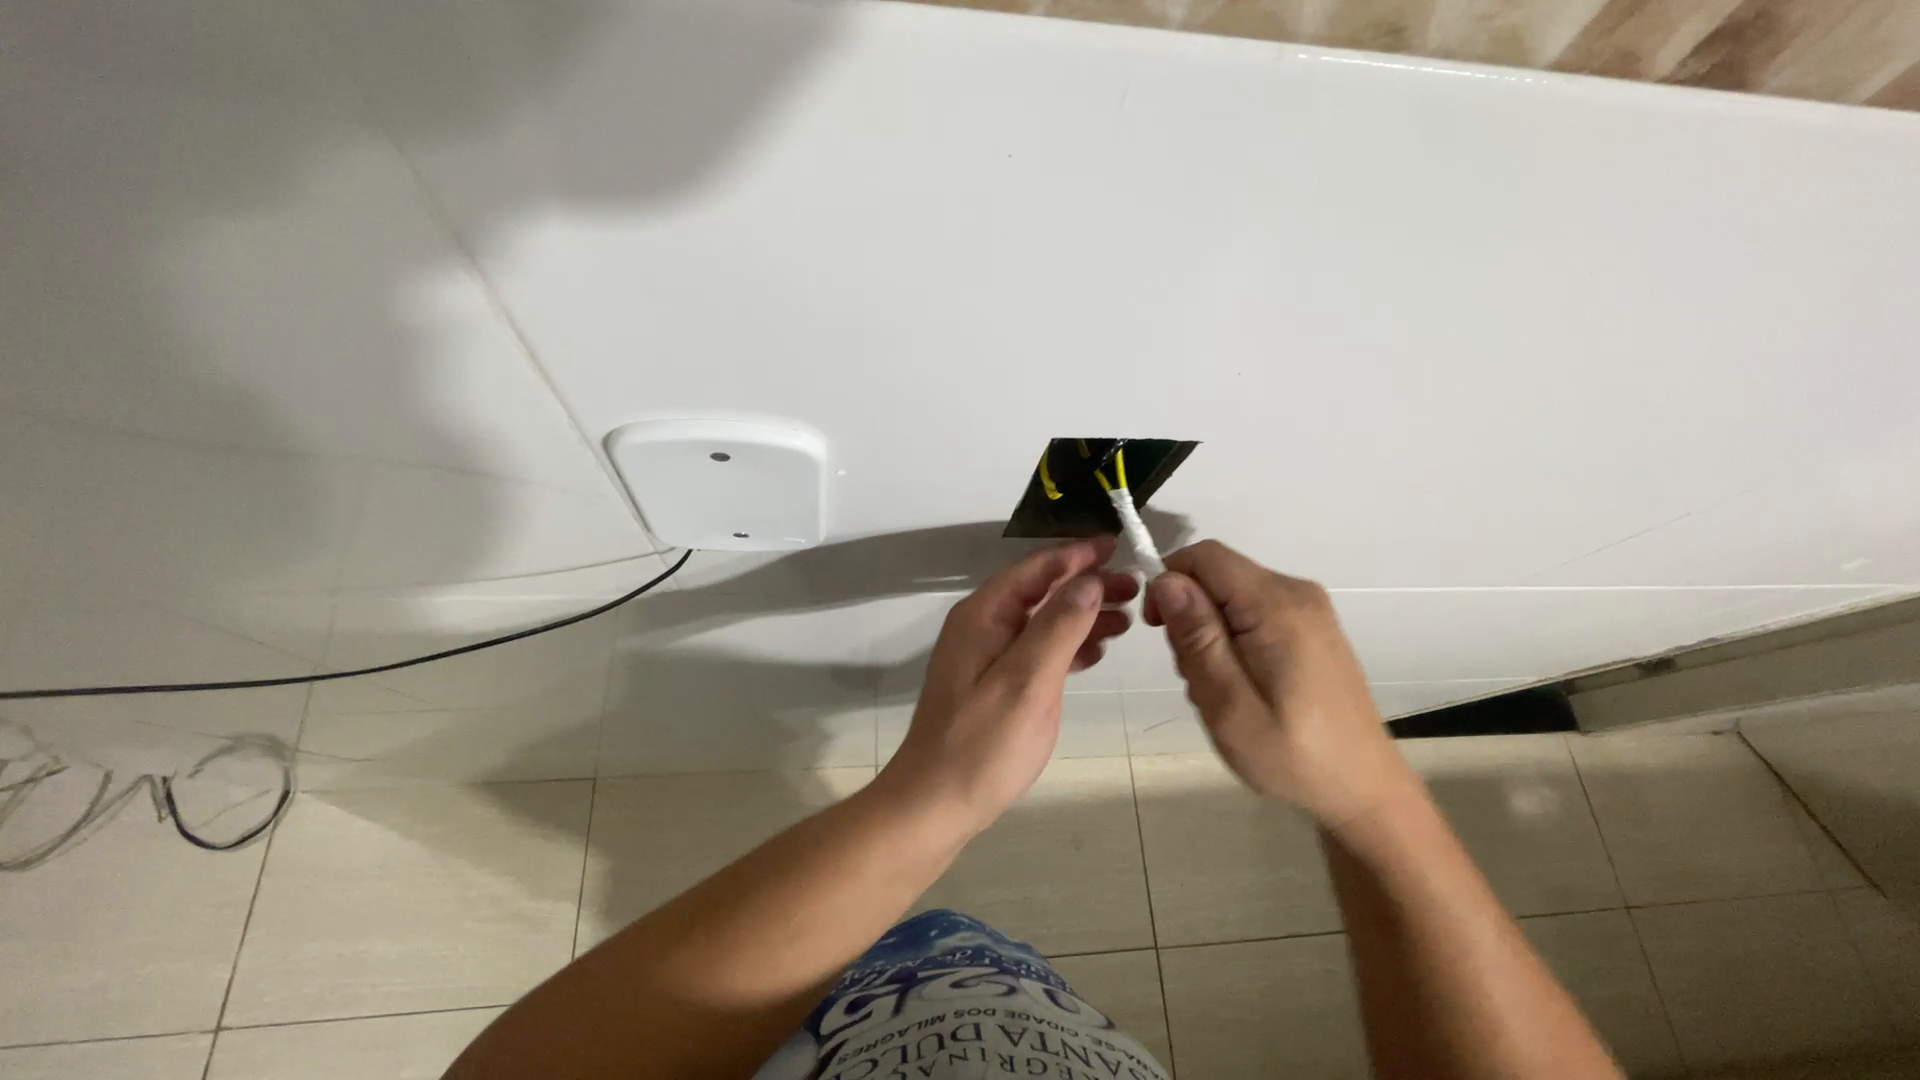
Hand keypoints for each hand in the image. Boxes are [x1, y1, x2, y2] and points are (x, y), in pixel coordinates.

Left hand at [877, 539, 1136, 834]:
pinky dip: (1069, 646)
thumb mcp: (1027, 681)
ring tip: (1128, 618)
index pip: (1035, 569)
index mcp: (984, 616)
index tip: (1119, 544)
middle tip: (1136, 588)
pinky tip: (1097, 652)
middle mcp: (984, 627)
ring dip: (1083, 615)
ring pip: (1042, 621)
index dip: (1077, 555)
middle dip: (1087, 585)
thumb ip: (1059, 627)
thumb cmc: (982, 743)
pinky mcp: (996, 684)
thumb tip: (1089, 580)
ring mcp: (988, 657)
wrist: (936, 803)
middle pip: (1041, 591)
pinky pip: (1038, 649)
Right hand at [1144, 540, 1414, 828]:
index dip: (1169, 581)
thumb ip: (1197, 638)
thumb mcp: (1228, 705)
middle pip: (1217, 574)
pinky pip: (1253, 612)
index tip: (1158, 632)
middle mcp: (1296, 592)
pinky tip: (1243, 686)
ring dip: (1209, 633)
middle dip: (1190, 616)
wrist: (1361, 786)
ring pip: (1231, 595)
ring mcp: (1309, 609)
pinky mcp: (1312, 626)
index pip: (1205, 556)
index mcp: (1276, 606)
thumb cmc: (1290, 754)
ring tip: (1221, 691)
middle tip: (1196, 677)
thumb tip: (1167, 579)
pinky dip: (1233, 639)